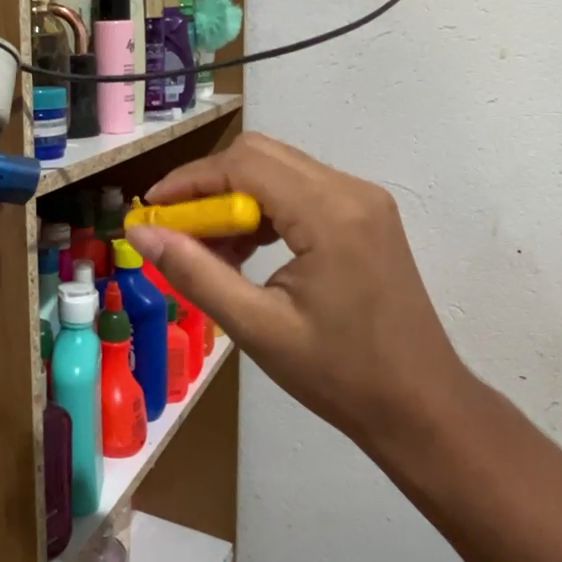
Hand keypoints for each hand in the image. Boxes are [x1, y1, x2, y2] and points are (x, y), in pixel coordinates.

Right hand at [124, 133, 473, 449]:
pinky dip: (261, 209)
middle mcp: (352, 191)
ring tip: (206, 247)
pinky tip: (243, 251)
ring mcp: (363, 202)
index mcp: (330, 214)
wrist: (421, 406)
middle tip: (172, 226)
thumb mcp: (256, 327)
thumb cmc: (339, 374)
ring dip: (233, 196)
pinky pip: (299, 190)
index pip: (243, 164)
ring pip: (278, 169)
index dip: (188, 180)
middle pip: (260, 155)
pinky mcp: (365, 217)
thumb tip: (139, 232)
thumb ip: (194, 272)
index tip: (149, 209)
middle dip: (207, 184)